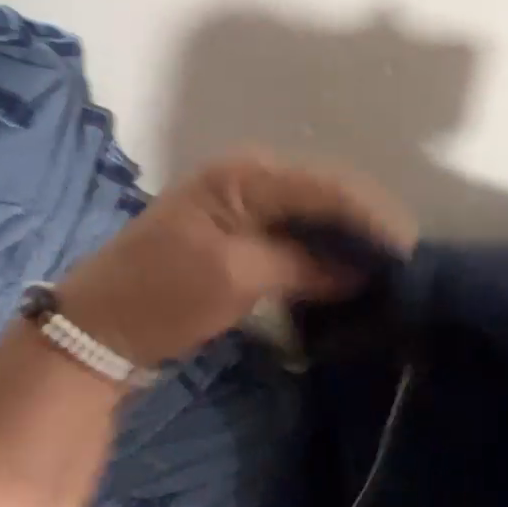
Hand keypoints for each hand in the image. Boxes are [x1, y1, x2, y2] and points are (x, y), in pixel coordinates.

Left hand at [53, 153, 414, 367]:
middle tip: (406, 261)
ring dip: (352, 239)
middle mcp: (250, 180)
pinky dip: (328, 253)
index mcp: (246, 177)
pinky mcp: (244, 238)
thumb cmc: (162, 295)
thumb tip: (361, 272)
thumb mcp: (236, 277)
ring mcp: (246, 208)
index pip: (329, 187)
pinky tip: (352, 273)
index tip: (409, 251)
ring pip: (318, 215)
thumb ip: (303, 265)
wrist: (98, 329)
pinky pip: (300, 235)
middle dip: (369, 224)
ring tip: (389, 268)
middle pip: (329, 194)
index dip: (373, 216)